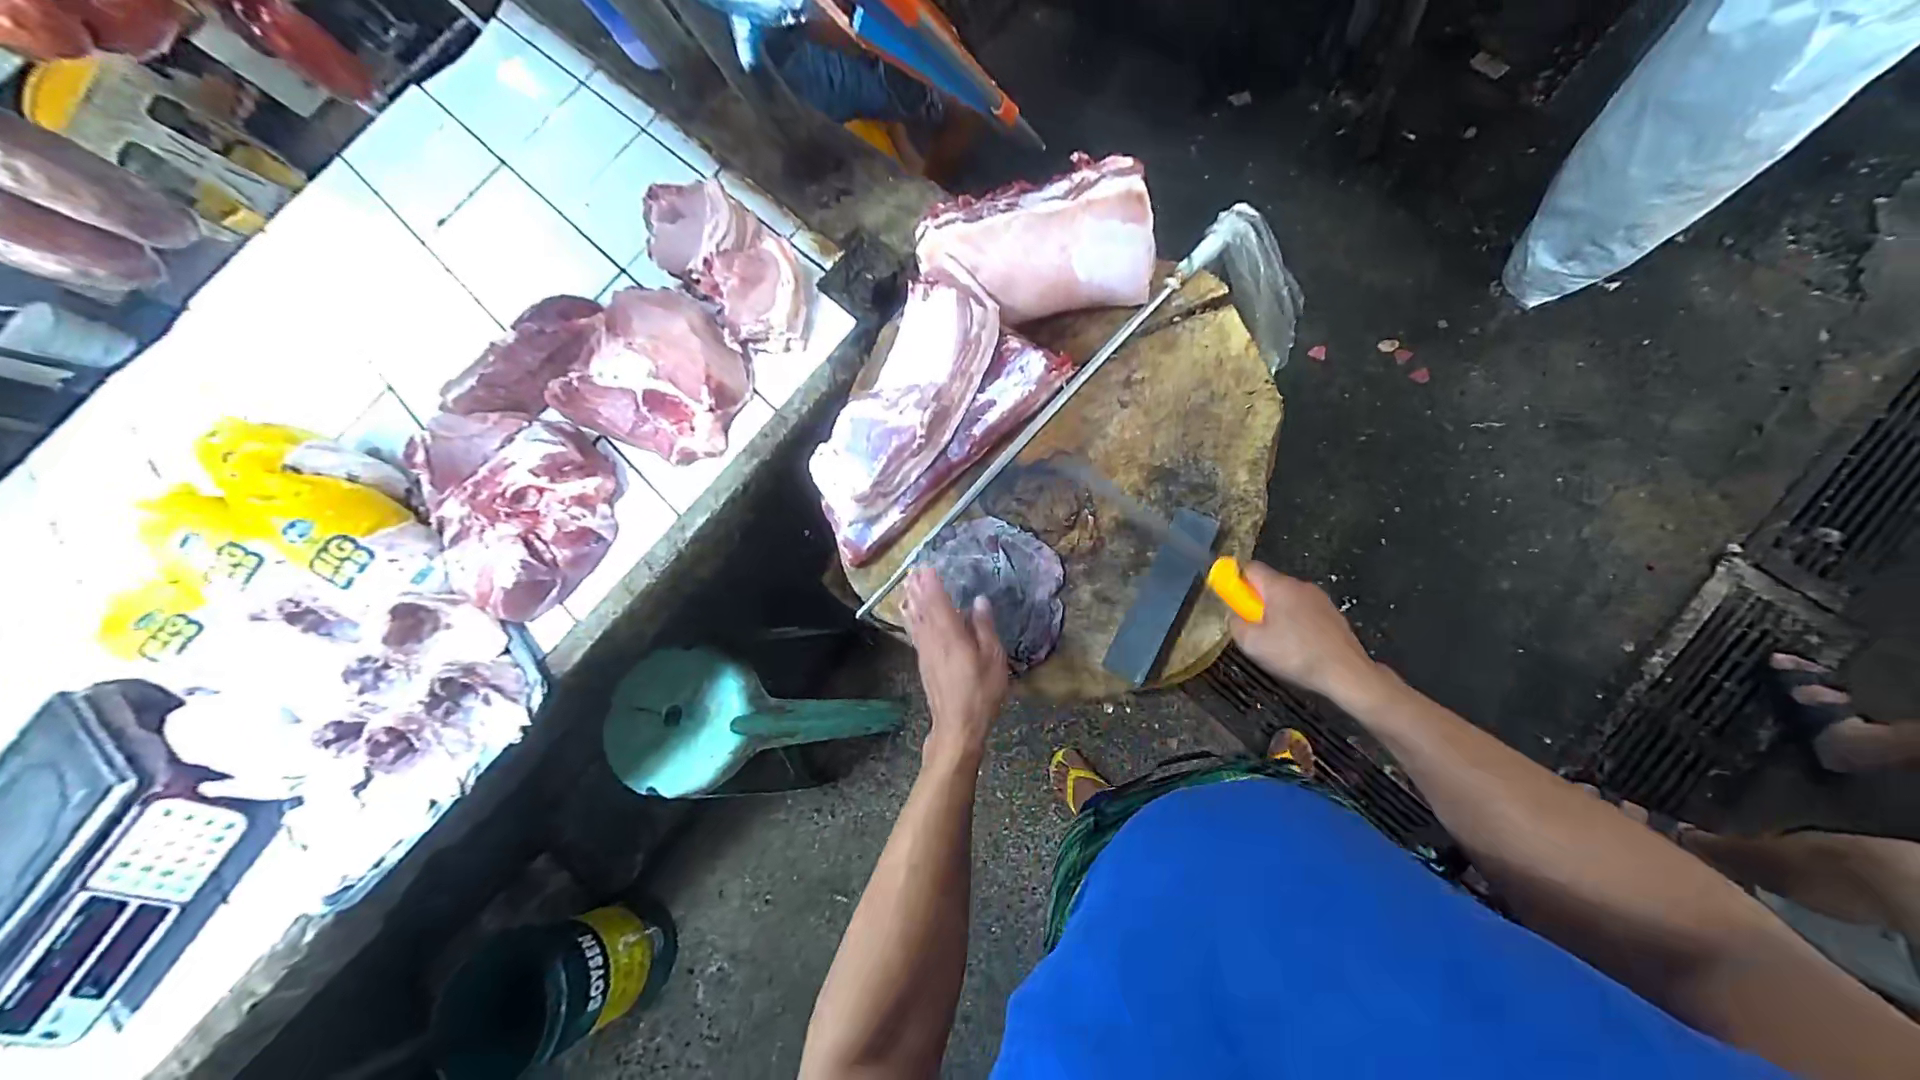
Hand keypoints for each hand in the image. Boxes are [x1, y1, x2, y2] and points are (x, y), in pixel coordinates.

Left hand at [903, 568, 1008, 765]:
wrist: (957, 725)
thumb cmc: (981, 691)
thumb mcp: (994, 658)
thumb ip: (985, 628)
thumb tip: (979, 601)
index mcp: (951, 635)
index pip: (938, 602)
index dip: (932, 584)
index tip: (927, 566)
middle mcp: (933, 639)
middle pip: (922, 608)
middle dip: (918, 589)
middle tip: (912, 570)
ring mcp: (925, 652)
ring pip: (915, 620)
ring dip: (911, 601)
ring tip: (906, 585)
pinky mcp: (924, 663)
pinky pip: (915, 633)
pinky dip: (911, 619)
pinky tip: (909, 615)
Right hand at [1229, 562, 1386, 704]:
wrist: (1346, 673)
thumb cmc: (1295, 654)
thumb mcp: (1251, 643)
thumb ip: (1234, 623)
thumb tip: (1234, 616)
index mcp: (1279, 586)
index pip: (1250, 568)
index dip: (1236, 581)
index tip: (1233, 602)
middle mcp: (1301, 586)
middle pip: (1269, 585)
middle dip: (1257, 603)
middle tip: (1254, 630)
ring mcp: (1321, 599)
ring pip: (1287, 600)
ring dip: (1277, 615)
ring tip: (1278, 644)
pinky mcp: (1334, 615)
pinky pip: (1305, 613)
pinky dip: (1296, 625)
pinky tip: (1298, 648)